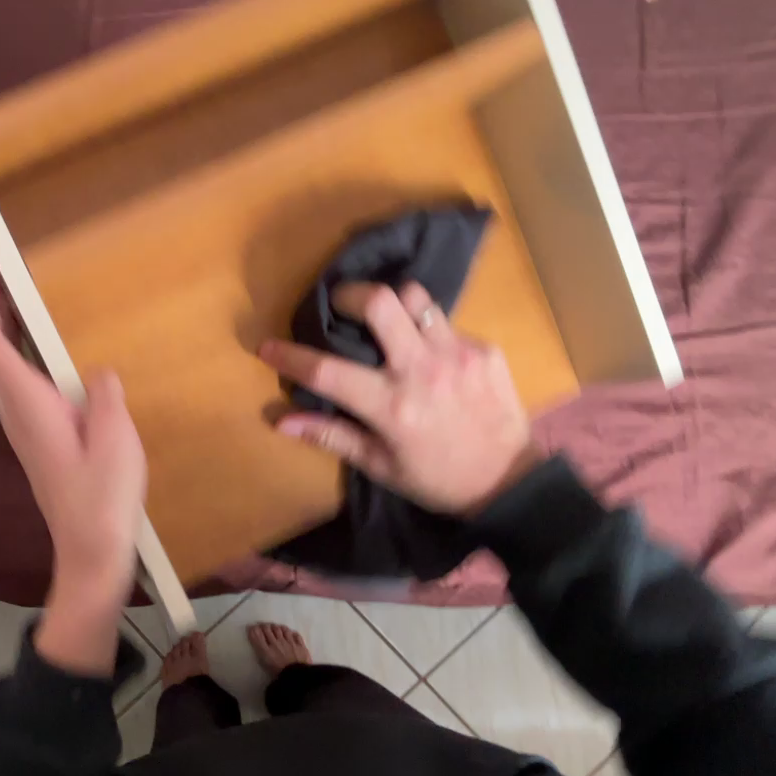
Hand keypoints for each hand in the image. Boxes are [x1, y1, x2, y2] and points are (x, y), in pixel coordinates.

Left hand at [0, 253, 146, 672]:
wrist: (90, 553)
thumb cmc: (102, 502)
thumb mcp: (117, 442)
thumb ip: (105, 398)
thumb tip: (97, 372)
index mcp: (29, 406)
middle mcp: (16, 414)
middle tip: (1, 272)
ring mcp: (22, 430)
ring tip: (22, 301)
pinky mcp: (36, 441)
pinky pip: (15, 386)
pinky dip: (18, 356)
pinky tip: (47, 354)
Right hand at [260, 281, 540, 514]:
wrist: (508, 481)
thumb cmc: (434, 480)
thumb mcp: (379, 466)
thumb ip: (332, 436)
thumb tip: (281, 420)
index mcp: (392, 408)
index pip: (328, 372)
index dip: (291, 357)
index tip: (267, 346)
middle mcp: (423, 372)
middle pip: (381, 303)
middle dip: (351, 295)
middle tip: (342, 307)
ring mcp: (459, 354)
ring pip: (416, 299)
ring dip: (393, 304)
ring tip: (387, 323)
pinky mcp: (485, 350)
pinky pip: (446, 324)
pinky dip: (427, 333)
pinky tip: (429, 357)